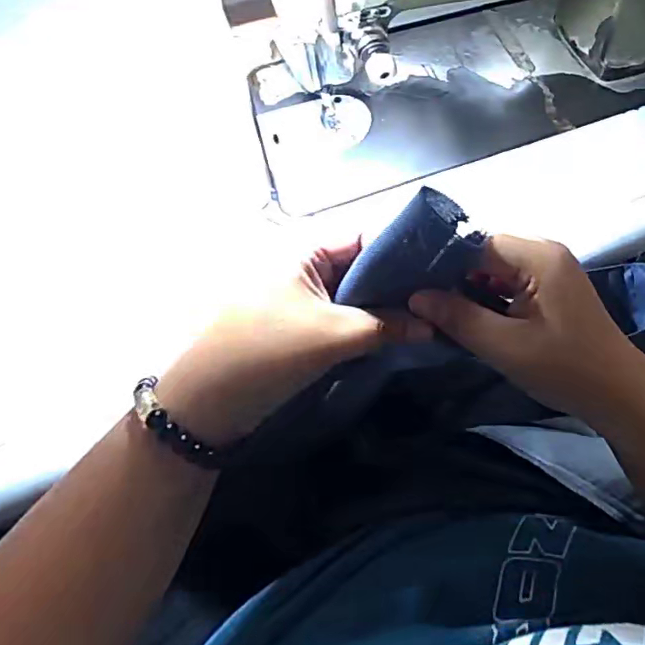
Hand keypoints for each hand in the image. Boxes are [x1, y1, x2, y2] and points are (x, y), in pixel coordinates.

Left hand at [154, 240, 430, 444]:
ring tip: (430, 318)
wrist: (203, 407)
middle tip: (441, 299)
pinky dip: (369, 324)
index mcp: (307, 250)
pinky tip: (399, 336)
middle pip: (365, 265)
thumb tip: (434, 326)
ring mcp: (304, 297)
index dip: (404, 251)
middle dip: (399, 284)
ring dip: (386, 307)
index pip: (368, 237)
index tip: (441, 271)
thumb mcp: (333, 336)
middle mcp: (307, 266)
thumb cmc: (266, 353)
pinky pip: (345, 316)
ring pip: (357, 294)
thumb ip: (388, 325)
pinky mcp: (302, 326)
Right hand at [407, 235, 644, 423]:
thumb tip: (417, 296)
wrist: (619, 392)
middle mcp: (546, 253)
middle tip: (421, 301)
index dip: (443, 264)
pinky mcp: (554, 289)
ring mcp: (553, 270)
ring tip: (439, 311)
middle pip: (487, 254)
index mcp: (539, 256)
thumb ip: (459, 318)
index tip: (412, 285)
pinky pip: (513, 283)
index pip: (477, 245)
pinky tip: (471, 318)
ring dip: (473, 290)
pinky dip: (492, 299)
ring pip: (498, 270)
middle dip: (456, 277)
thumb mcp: (505, 347)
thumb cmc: (565, 368)